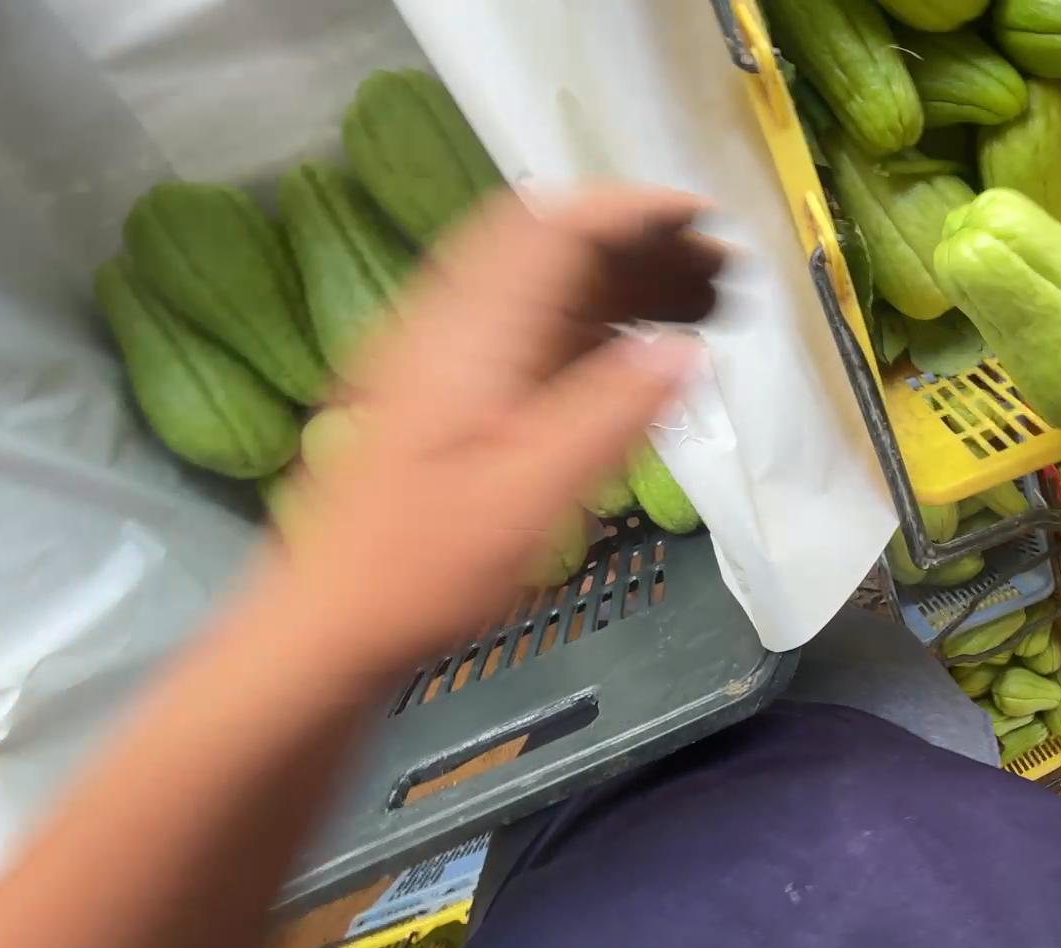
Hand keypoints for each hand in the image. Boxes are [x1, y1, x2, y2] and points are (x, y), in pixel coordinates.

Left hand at [266, 187, 722, 672]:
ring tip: (705, 305)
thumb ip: (612, 417)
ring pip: (555, 291)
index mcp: (467, 338)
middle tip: (723, 271)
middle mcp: (457, 327)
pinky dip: (605, 328)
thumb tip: (687, 354)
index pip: (554, 230)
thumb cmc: (428, 568)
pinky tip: (647, 351)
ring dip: (631, 285)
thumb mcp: (531, 496)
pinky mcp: (466, 392)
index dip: (633, 212)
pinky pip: (546, 335)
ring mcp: (459, 359)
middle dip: (647, 248)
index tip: (705, 219)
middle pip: (557, 250)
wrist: (337, 621)